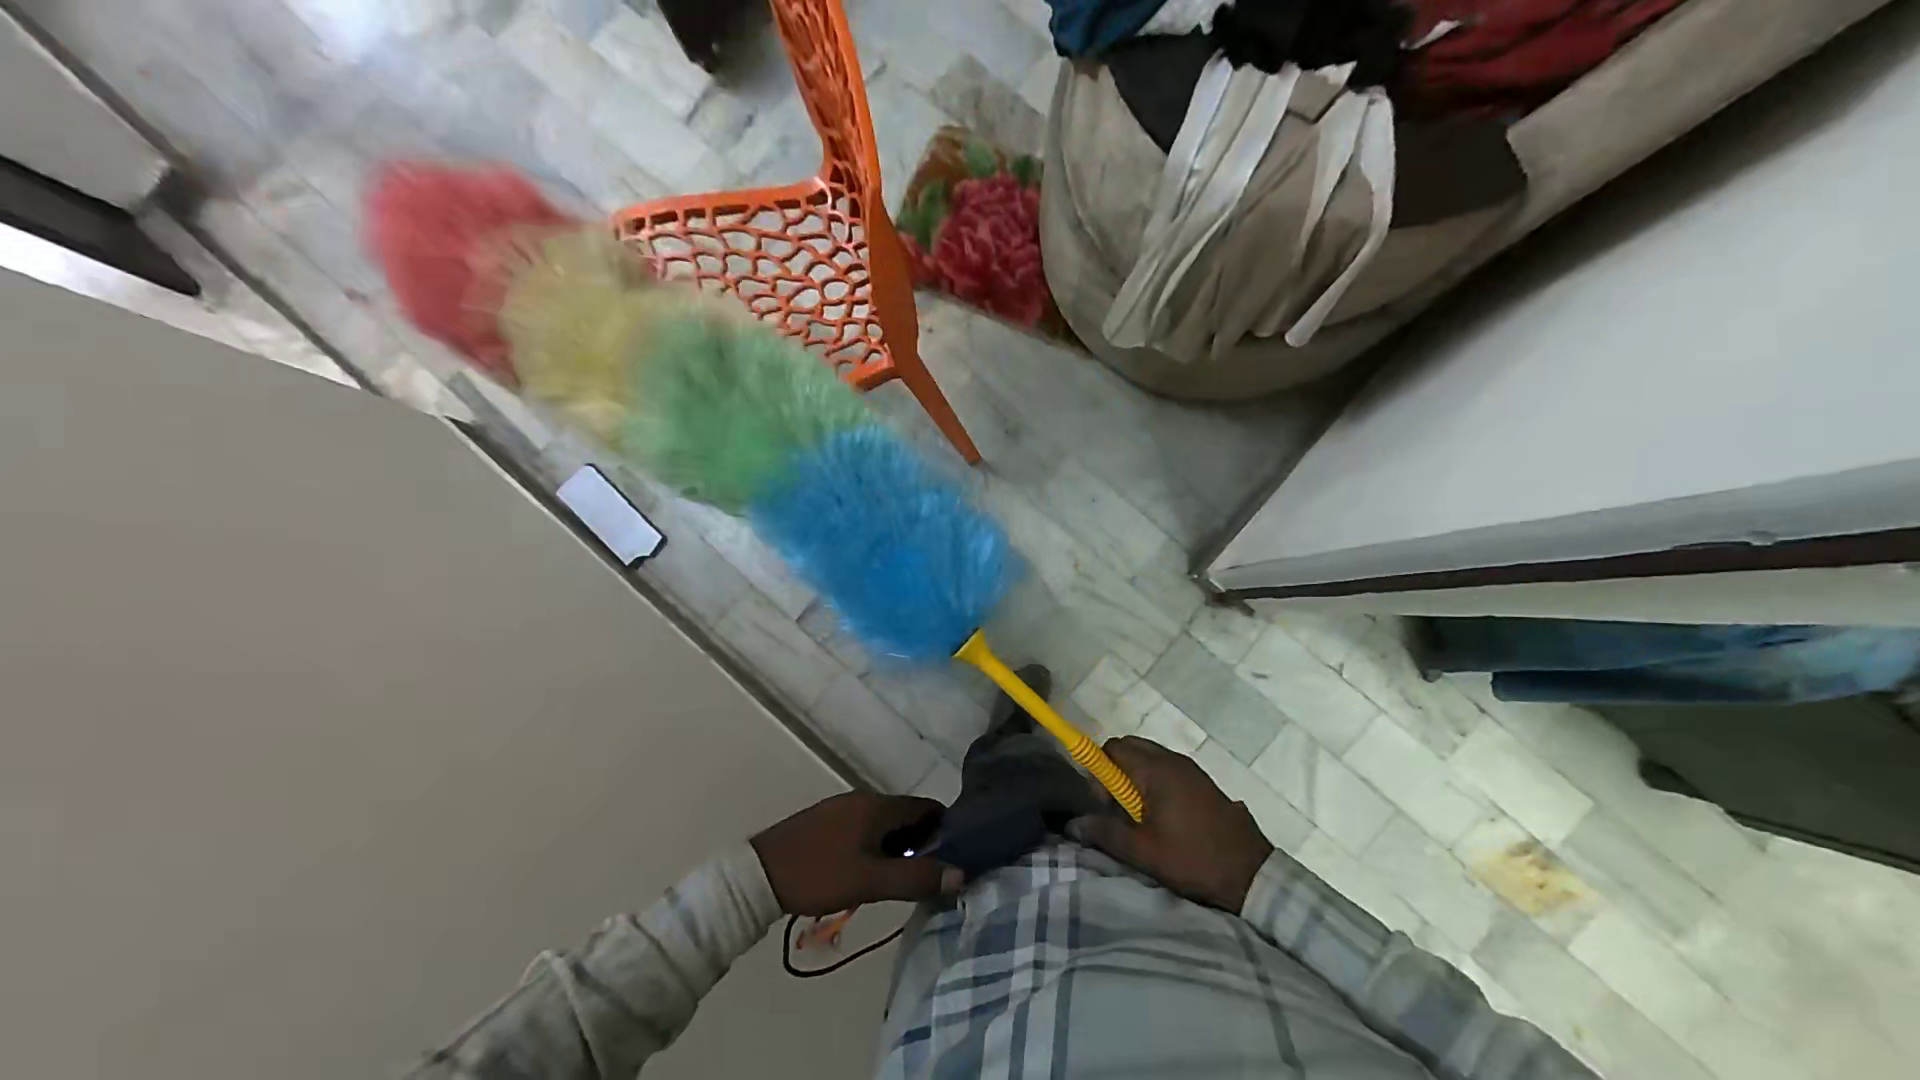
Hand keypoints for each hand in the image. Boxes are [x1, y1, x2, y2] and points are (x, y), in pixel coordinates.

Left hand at [750, 793, 960, 915]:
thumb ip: (915, 878)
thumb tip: (960, 875)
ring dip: (897, 849)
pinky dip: (876, 848)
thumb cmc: (818, 875)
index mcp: (877, 805)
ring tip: (896, 882)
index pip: (928, 807)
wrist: (757, 876)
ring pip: (885, 824)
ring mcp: (843, 808)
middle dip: (921, 844)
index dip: (945, 831)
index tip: (952, 860)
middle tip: (924, 878)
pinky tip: (868, 875)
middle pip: (907, 815)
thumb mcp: (870, 881)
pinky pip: (865, 829)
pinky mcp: (827, 822)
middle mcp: (863, 798)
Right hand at [1068, 737, 1273, 912]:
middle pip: (1130, 748)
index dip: (1099, 771)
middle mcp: (1173, 760)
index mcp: (1157, 770)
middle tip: (1117, 809)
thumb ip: (1105, 833)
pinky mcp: (1203, 783)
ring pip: (1149, 758)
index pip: (1113, 748)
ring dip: (1135, 778)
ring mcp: (1191, 770)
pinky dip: (1154, 783)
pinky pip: (1167, 769)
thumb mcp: (1144, 852)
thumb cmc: (1193, 860)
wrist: (1253, 875)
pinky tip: (1161, 818)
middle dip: (1115, 772)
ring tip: (1139, 817)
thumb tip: (1073, 824)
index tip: (1103, 804)